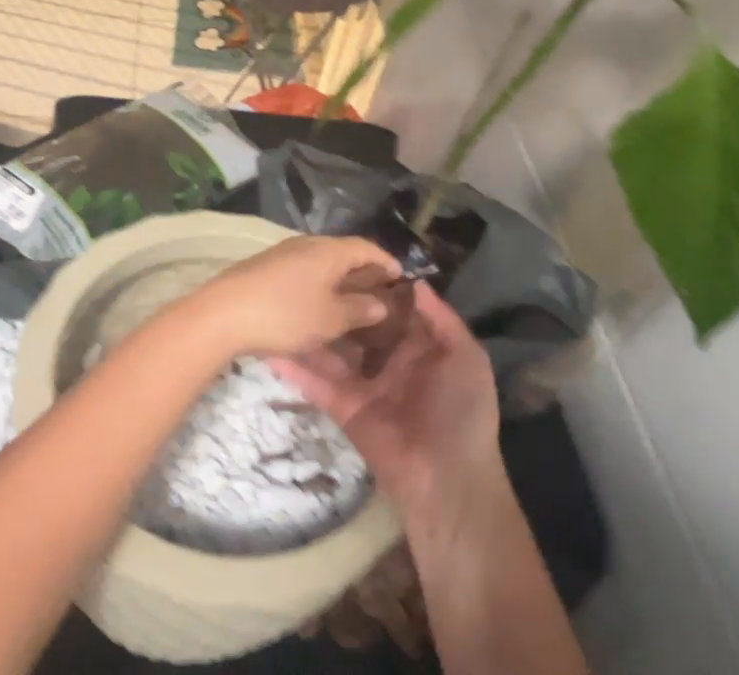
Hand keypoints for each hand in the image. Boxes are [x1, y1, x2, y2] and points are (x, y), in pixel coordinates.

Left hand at [174, 235, 401, 357]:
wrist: (222, 315)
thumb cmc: (285, 314)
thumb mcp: (330, 318)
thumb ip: (359, 309)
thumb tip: (380, 303)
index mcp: (329, 250)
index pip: (366, 248)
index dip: (385, 262)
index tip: (400, 277)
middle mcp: (306, 245)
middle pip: (342, 254)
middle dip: (362, 274)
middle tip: (378, 294)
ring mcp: (281, 255)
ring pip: (320, 266)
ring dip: (337, 284)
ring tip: (349, 306)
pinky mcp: (262, 270)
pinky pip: (301, 275)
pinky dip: (316, 289)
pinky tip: (315, 310)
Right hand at [271, 283, 500, 515]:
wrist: (445, 477)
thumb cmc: (461, 410)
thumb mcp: (466, 357)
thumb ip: (441, 318)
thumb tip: (415, 281)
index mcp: (422, 348)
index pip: (395, 310)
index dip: (376, 287)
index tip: (350, 261)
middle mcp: (391, 362)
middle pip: (360, 327)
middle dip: (340, 304)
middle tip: (309, 276)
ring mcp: (365, 385)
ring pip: (335, 352)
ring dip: (313, 331)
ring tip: (282, 302)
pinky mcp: (343, 407)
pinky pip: (318, 384)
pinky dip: (296, 368)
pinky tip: (272, 346)